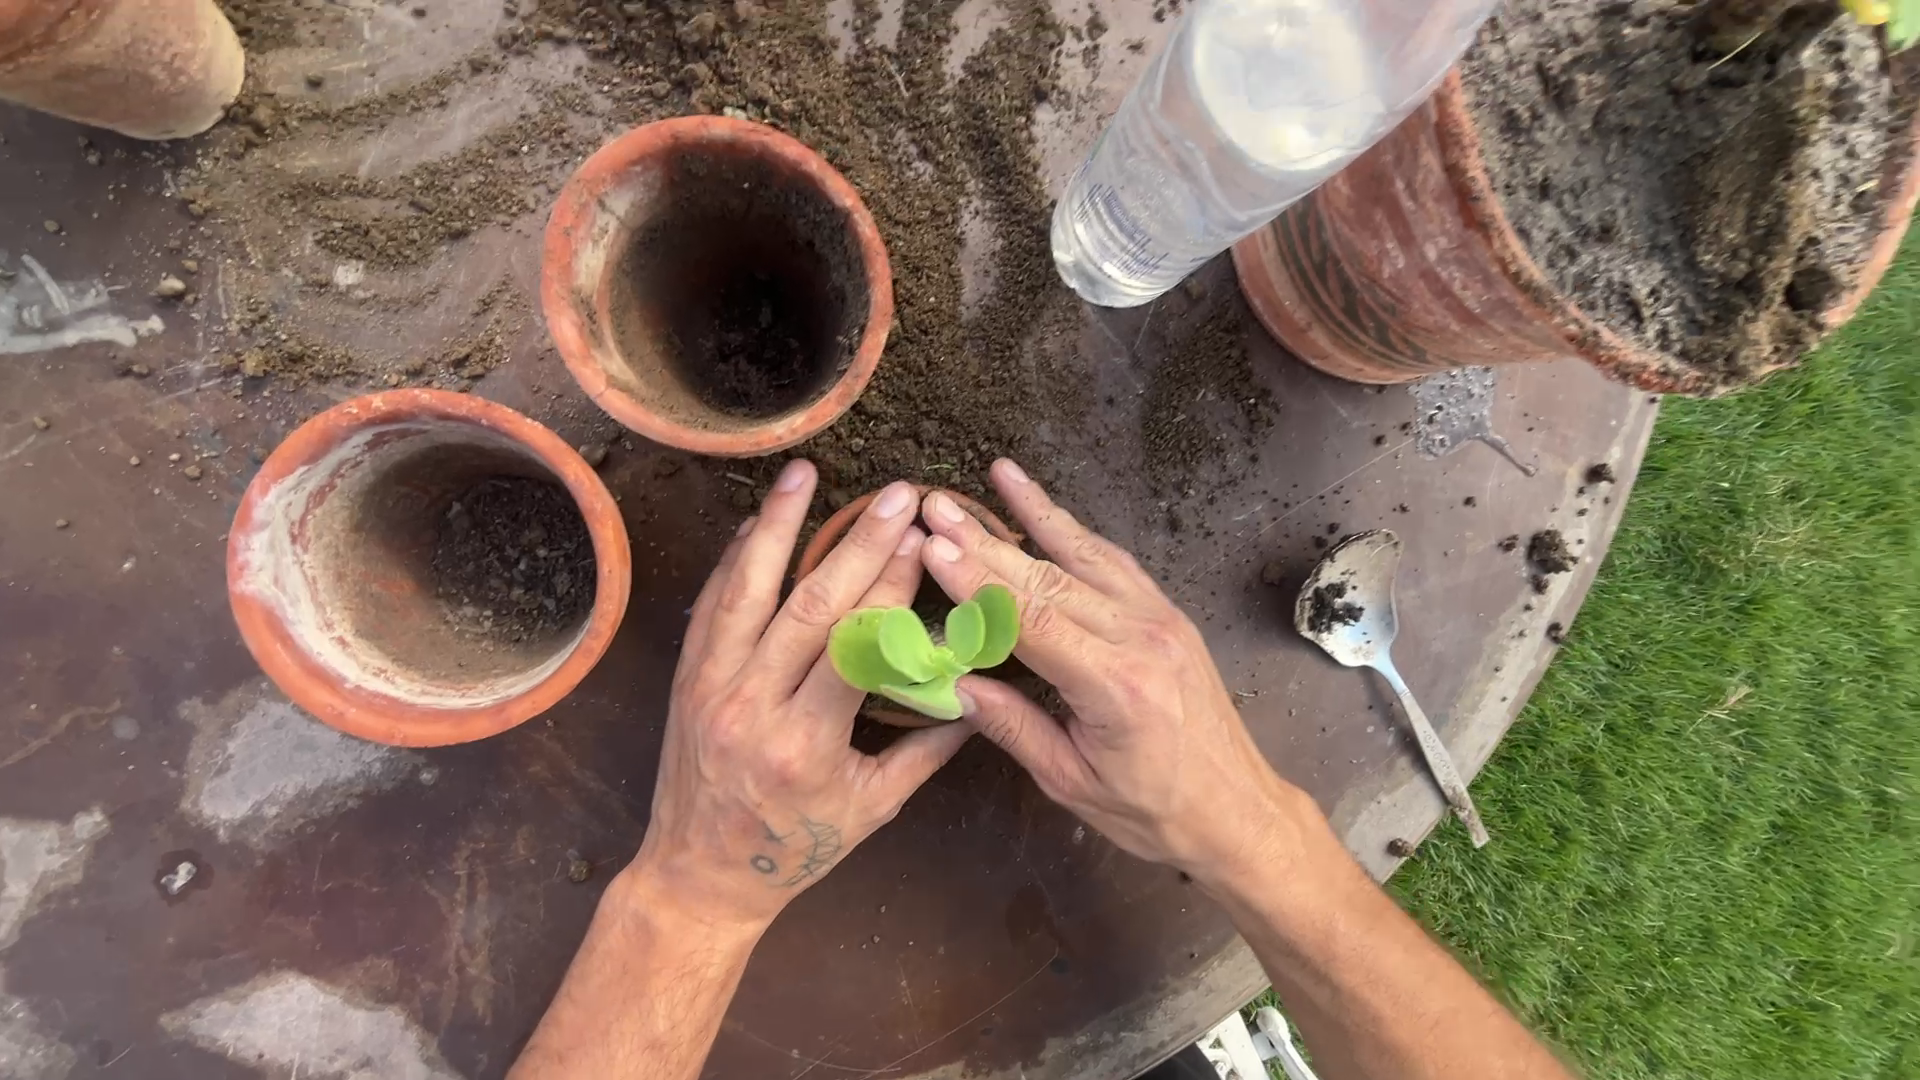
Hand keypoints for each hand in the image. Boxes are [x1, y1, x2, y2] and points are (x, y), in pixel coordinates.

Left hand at [629, 461, 972, 931]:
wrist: (698, 876)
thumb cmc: (795, 848)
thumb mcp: (872, 810)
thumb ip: (927, 750)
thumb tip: (978, 694)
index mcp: (806, 746)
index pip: (854, 648)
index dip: (891, 590)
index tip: (920, 542)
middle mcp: (752, 707)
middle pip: (810, 608)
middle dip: (858, 544)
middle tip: (894, 497)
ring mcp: (710, 687)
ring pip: (747, 591)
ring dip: (780, 527)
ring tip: (803, 474)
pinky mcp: (686, 678)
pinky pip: (711, 606)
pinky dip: (736, 559)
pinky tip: (759, 522)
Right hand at [918, 460, 1317, 885]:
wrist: (1238, 809)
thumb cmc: (1152, 809)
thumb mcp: (1071, 782)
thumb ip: (1013, 726)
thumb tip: (954, 682)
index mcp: (1114, 685)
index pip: (1031, 619)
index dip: (978, 582)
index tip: (935, 547)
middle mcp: (1139, 636)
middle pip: (1049, 579)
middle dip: (987, 541)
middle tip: (938, 507)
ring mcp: (1159, 617)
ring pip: (1084, 555)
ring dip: (1035, 513)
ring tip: (997, 475)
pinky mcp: (1166, 612)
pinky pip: (1114, 562)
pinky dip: (1076, 532)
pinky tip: (1048, 507)